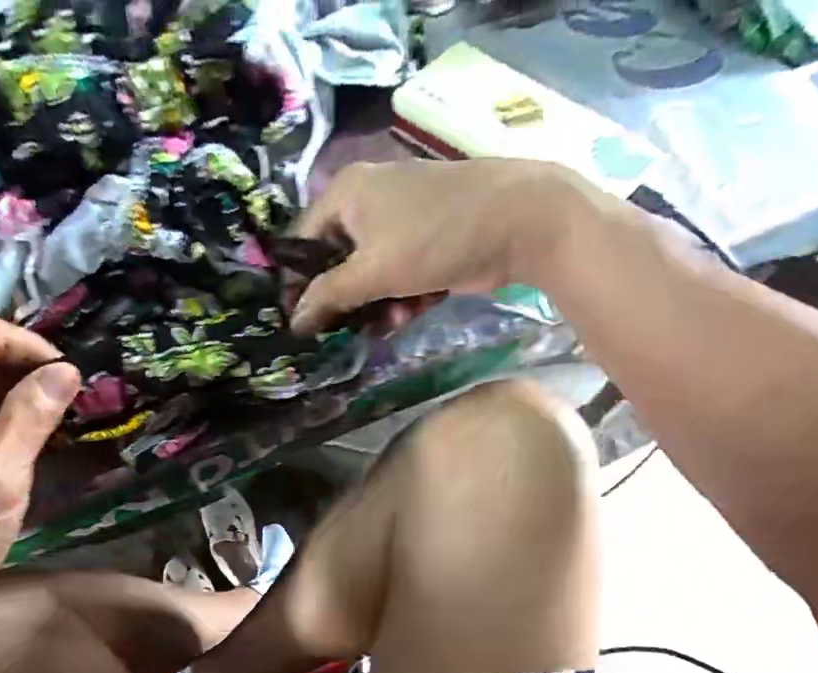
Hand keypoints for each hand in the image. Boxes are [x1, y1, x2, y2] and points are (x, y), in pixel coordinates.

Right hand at [289, 159, 606, 333]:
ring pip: (369, 274)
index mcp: (345, 194)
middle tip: (346, 332)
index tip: (301, 324)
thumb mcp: (373, 271)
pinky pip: (398, 274)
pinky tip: (413, 311)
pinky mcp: (427, 241)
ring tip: (392, 322)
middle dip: (345, 301)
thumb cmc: (435, 237)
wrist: (523, 222)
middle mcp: (367, 200)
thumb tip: (294, 322)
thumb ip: (328, 297)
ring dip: (375, 305)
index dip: (297, 286)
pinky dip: (401, 296)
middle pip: (336, 262)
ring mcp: (400, 220)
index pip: (302, 244)